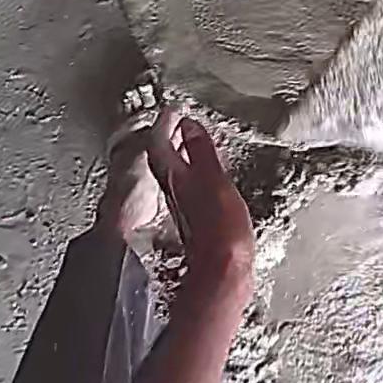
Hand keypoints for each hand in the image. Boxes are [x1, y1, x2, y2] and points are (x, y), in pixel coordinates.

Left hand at [149, 109, 255, 293]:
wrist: (223, 272)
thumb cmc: (221, 229)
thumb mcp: (214, 180)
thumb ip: (200, 152)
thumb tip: (189, 127)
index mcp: (175, 179)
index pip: (160, 143)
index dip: (165, 124)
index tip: (173, 110)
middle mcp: (173, 193)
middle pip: (163, 158)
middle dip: (171, 138)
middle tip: (180, 123)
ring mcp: (181, 208)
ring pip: (173, 173)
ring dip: (181, 154)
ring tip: (191, 142)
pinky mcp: (192, 220)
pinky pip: (184, 186)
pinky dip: (190, 172)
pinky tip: (201, 175)